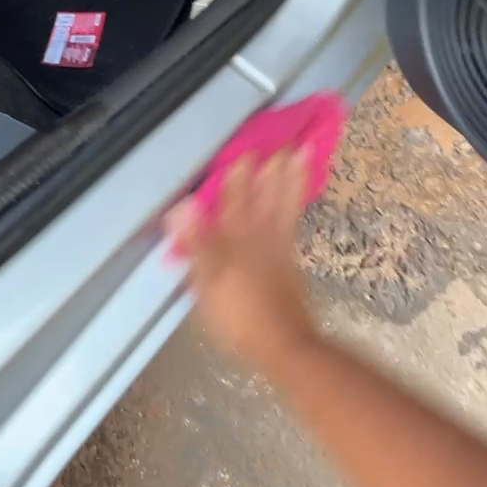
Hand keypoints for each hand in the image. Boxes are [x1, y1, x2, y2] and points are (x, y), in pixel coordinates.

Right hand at [165, 152, 322, 365]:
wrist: (283, 345)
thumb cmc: (238, 317)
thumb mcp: (207, 283)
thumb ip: (197, 243)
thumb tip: (184, 206)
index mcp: (237, 242)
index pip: (234, 202)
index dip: (237, 177)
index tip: (244, 150)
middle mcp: (261, 239)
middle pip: (268, 198)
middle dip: (274, 169)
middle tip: (286, 141)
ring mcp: (280, 251)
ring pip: (285, 207)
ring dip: (292, 180)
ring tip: (302, 155)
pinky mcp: (291, 265)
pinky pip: (293, 224)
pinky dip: (295, 206)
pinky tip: (293, 202)